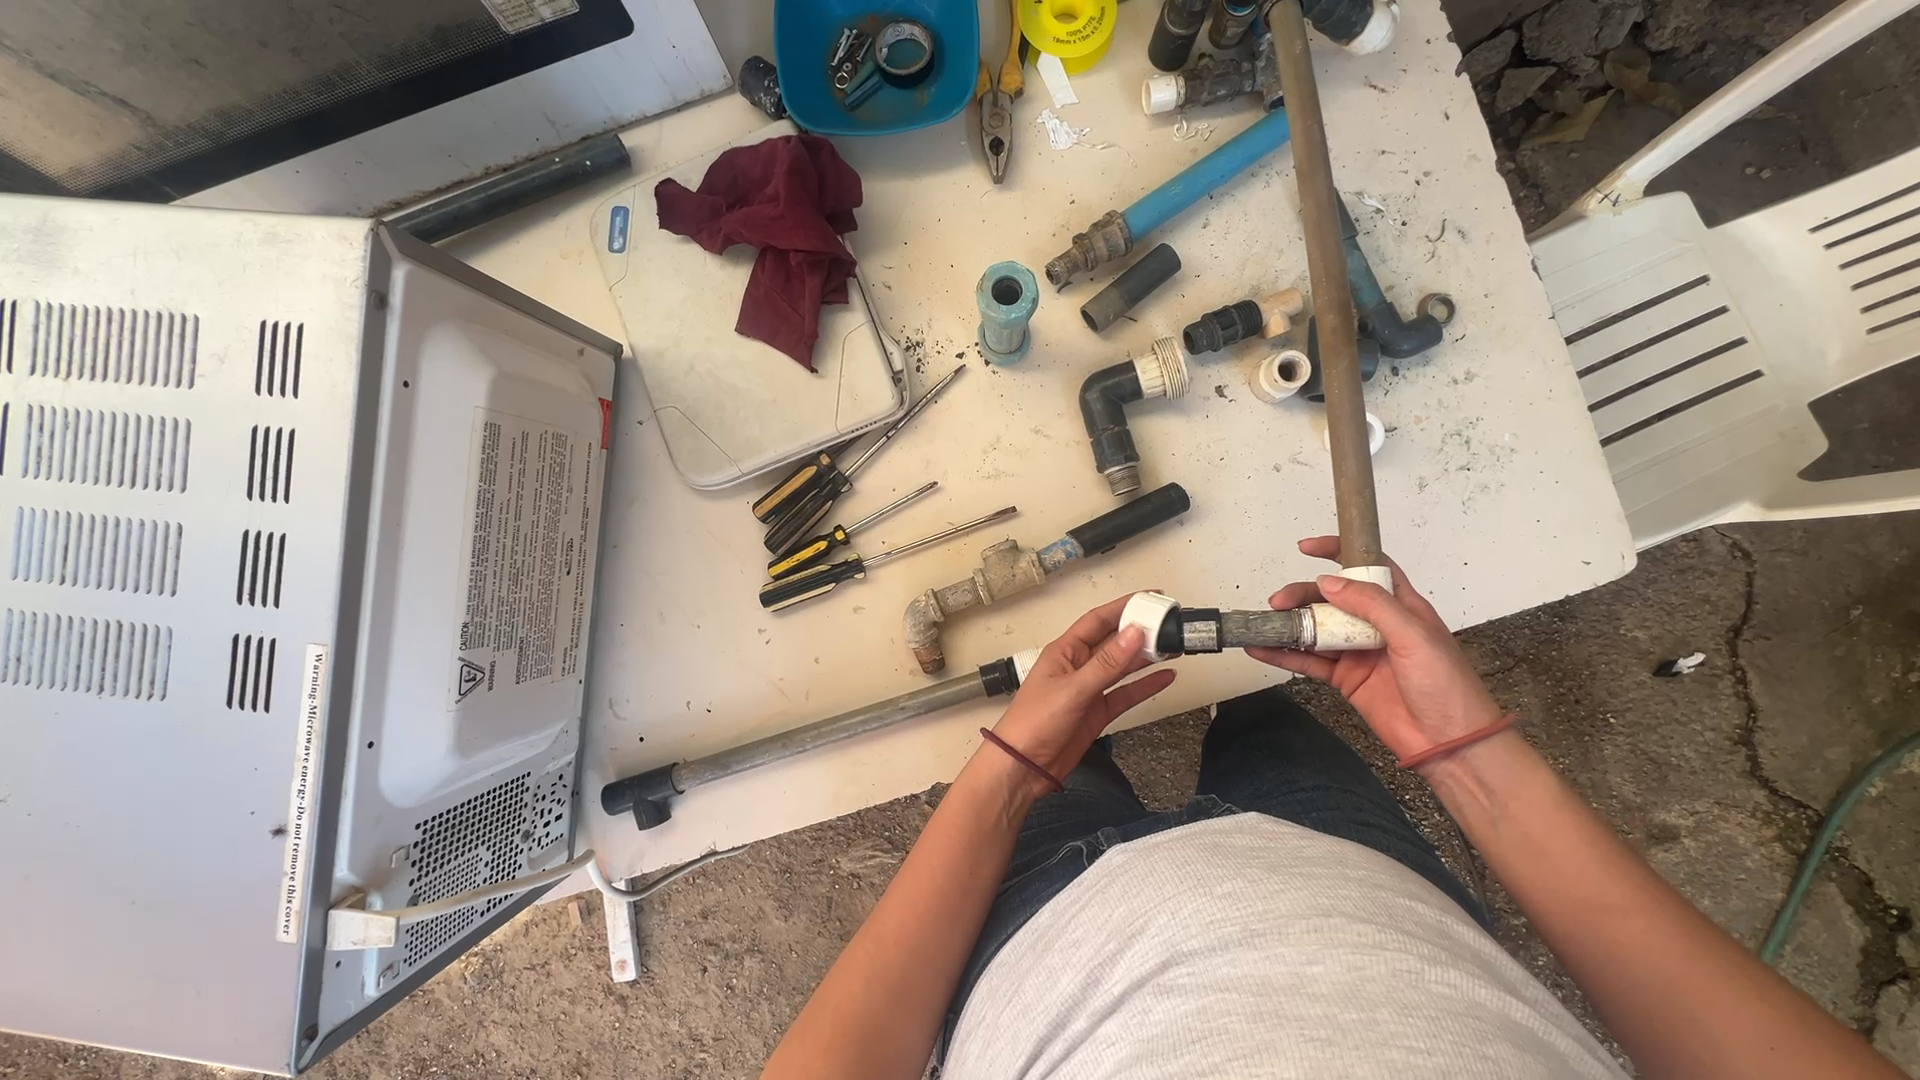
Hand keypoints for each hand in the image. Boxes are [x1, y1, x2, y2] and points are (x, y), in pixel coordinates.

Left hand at [989, 594, 1177, 786]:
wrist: (1024, 767)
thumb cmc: (1032, 724)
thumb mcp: (1073, 690)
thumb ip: (1106, 664)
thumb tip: (1133, 634)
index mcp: (1064, 652)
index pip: (1097, 620)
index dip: (1123, 607)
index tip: (1149, 599)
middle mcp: (1077, 667)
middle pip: (1113, 642)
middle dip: (1140, 631)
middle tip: (1168, 624)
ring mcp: (1088, 690)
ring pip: (1122, 667)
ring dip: (1146, 657)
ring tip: (1172, 646)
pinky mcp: (1097, 712)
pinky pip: (1126, 693)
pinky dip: (1145, 686)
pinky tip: (1164, 678)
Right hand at [1246, 536, 1502, 762]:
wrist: (1450, 742)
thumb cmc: (1446, 685)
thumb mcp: (1413, 636)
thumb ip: (1371, 605)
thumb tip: (1328, 582)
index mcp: (1400, 606)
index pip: (1367, 567)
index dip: (1339, 552)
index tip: (1307, 548)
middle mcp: (1376, 625)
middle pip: (1331, 599)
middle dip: (1302, 596)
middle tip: (1278, 603)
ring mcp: (1358, 652)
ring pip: (1315, 630)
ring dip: (1290, 625)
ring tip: (1264, 625)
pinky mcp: (1345, 679)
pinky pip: (1308, 662)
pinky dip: (1284, 656)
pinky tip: (1262, 651)